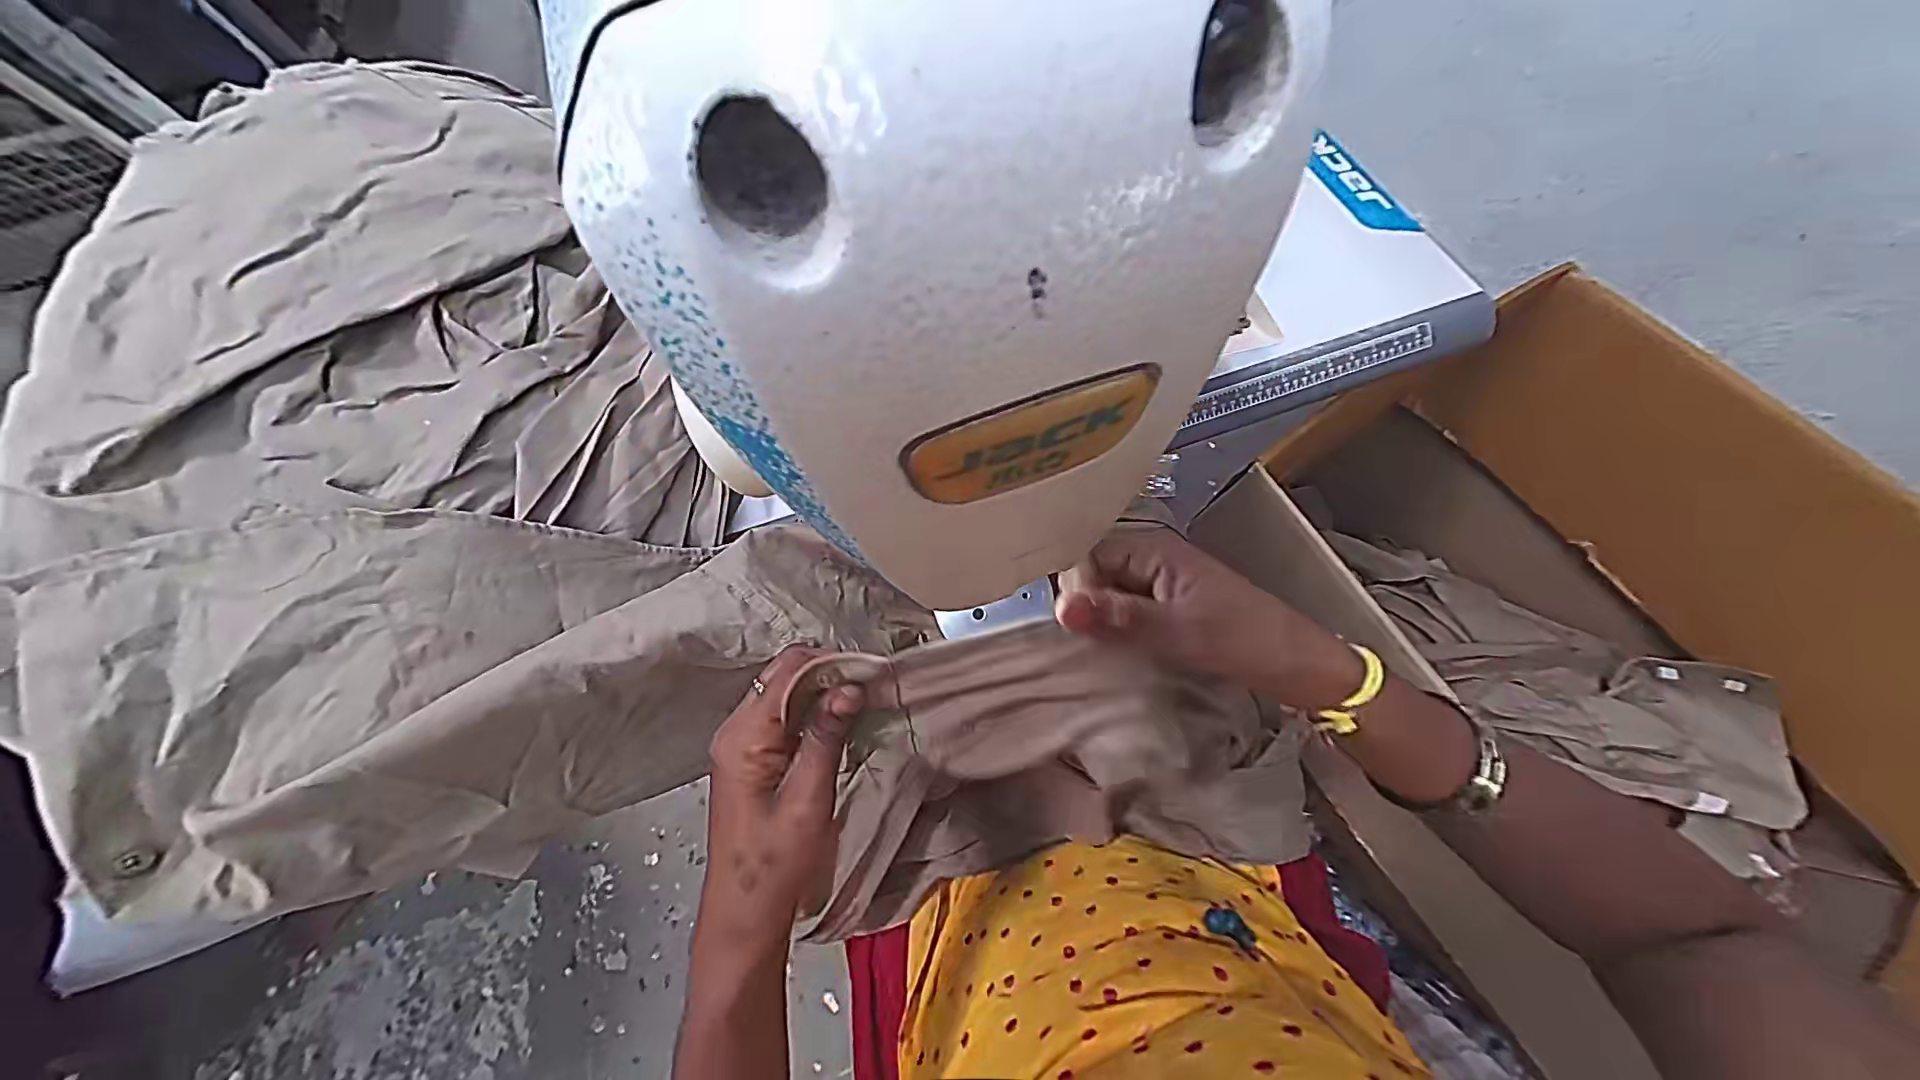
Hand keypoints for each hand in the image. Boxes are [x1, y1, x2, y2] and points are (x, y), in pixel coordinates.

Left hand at [700, 646, 865, 941]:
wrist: (746, 913)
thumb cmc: (773, 869)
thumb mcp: (808, 801)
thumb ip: (826, 737)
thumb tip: (848, 689)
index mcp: (743, 738)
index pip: (788, 671)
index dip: (831, 665)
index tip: (868, 673)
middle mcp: (735, 732)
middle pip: (784, 675)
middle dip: (830, 674)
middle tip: (870, 686)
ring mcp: (741, 743)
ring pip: (786, 692)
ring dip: (824, 692)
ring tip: (861, 701)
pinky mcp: (752, 756)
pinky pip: (784, 715)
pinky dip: (814, 711)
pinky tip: (840, 721)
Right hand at [1054, 527, 1358, 708]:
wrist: (1296, 664)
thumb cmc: (1242, 638)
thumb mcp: (1177, 630)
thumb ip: (1118, 618)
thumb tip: (1063, 608)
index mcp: (1154, 550)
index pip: (1089, 557)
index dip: (1078, 589)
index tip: (1079, 626)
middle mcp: (1152, 560)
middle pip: (1095, 576)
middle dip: (1087, 607)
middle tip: (1092, 644)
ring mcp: (1159, 585)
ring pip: (1108, 596)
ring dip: (1102, 622)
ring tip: (1104, 652)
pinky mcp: (1165, 609)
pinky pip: (1125, 613)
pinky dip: (1117, 632)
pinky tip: (1119, 654)